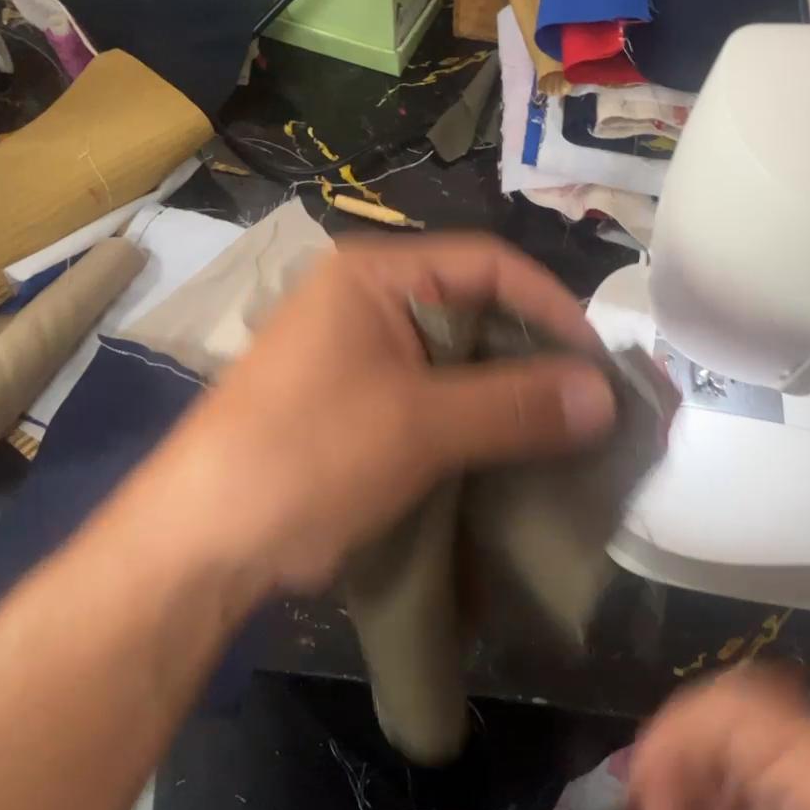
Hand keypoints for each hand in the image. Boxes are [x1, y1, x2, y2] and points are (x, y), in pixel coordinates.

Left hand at [137, 234, 617, 592]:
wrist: (202, 544)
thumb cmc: (307, 456)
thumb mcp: (420, 424)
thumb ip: (517, 404)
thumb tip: (607, 395)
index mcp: (375, 274)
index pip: (490, 264)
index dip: (552, 307)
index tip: (598, 363)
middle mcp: (371, 302)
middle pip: (478, 310)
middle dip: (536, 357)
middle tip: (590, 406)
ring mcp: (364, 355)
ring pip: (462, 361)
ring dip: (512, 395)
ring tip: (565, 435)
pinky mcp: (362, 405)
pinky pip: (439, 398)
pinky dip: (480, 422)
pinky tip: (516, 454)